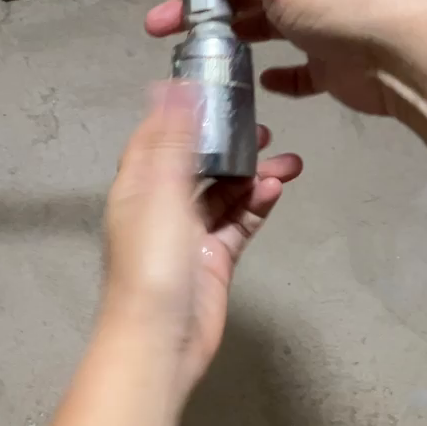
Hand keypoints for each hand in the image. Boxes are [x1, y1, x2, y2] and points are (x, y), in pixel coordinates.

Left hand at [103, 82, 302, 393]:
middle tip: (264, 128)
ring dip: (253, 174)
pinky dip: (257, 204)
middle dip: (230, 144)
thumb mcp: (159, 192)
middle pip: (197, 163)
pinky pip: (238, 222)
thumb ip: (171, 140)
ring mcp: (188, 233)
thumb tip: (169, 85)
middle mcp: (160, 205)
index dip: (183, 111)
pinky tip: (278, 188)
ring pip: (224, 192)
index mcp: (137, 185)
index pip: (157, 136)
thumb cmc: (152, 262)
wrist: (159, 340)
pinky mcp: (213, 258)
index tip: (217, 89)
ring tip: (289, 160)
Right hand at [145, 0, 426, 116]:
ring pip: (267, 26)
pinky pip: (299, 68)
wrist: (404, 52)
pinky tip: (260, 82)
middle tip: (161, 29)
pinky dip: (279, 74)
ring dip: (233, 37)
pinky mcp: (333, 62)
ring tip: (197, 56)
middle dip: (203, 6)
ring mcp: (323, 20)